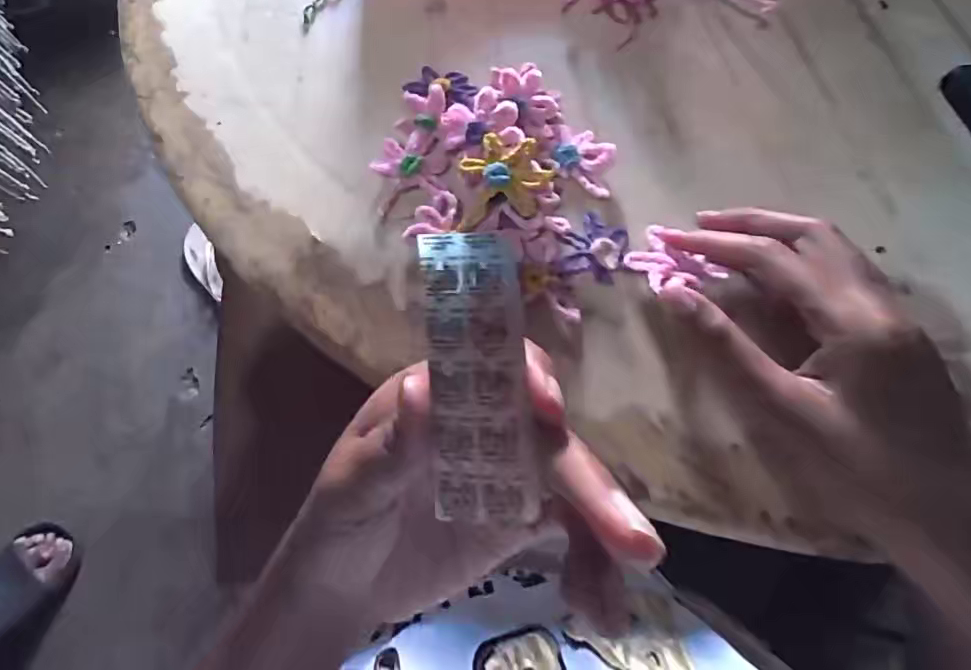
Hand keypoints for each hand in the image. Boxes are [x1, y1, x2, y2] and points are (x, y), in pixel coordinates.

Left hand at [229, 343, 664, 665]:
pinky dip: (591, 560)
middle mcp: (482, 420)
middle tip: (632, 540)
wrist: (341, 585)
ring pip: (568, 478)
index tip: (550, 409)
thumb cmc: (338, 516)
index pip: (493, 365)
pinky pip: (567, 527)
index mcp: (441, 392)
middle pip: (545, 430)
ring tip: (617, 594)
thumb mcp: (353, 481)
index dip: (528, 375)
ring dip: (604, 523)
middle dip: (588, 477)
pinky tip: (598, 604)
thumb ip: (392, 442)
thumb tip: (421, 386)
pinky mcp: (517, 517)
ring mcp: (505, 468)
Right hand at [652, 210, 970, 669]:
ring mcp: (895, 312)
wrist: (960, 523)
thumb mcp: (784, 411)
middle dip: (749, 222)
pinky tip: (777, 275)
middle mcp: (879, 301)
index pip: (773, 257)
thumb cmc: (864, 472)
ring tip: (729, 238)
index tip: (669, 238)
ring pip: (832, 245)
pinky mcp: (898, 327)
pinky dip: (801, 254)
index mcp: (853, 319)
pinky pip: (844, 268)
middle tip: (697, 225)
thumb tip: (673, 291)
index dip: (715, 243)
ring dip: (777, 232)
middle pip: (810, 233)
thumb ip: (726, 346)